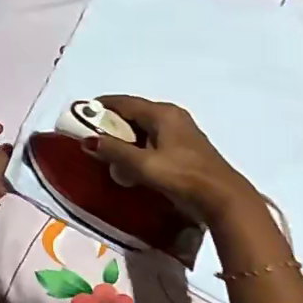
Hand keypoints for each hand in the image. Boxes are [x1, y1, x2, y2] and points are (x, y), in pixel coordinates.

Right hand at [89, 96, 259, 224]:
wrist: (222, 199)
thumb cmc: (182, 177)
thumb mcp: (143, 165)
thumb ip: (114, 151)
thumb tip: (87, 140)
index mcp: (162, 113)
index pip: (124, 103)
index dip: (99, 107)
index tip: (79, 116)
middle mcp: (172, 117)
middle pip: (134, 115)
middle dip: (111, 126)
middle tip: (90, 140)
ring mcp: (181, 133)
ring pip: (143, 131)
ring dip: (124, 142)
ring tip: (107, 157)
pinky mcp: (185, 150)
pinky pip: (153, 143)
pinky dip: (138, 151)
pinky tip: (131, 167)